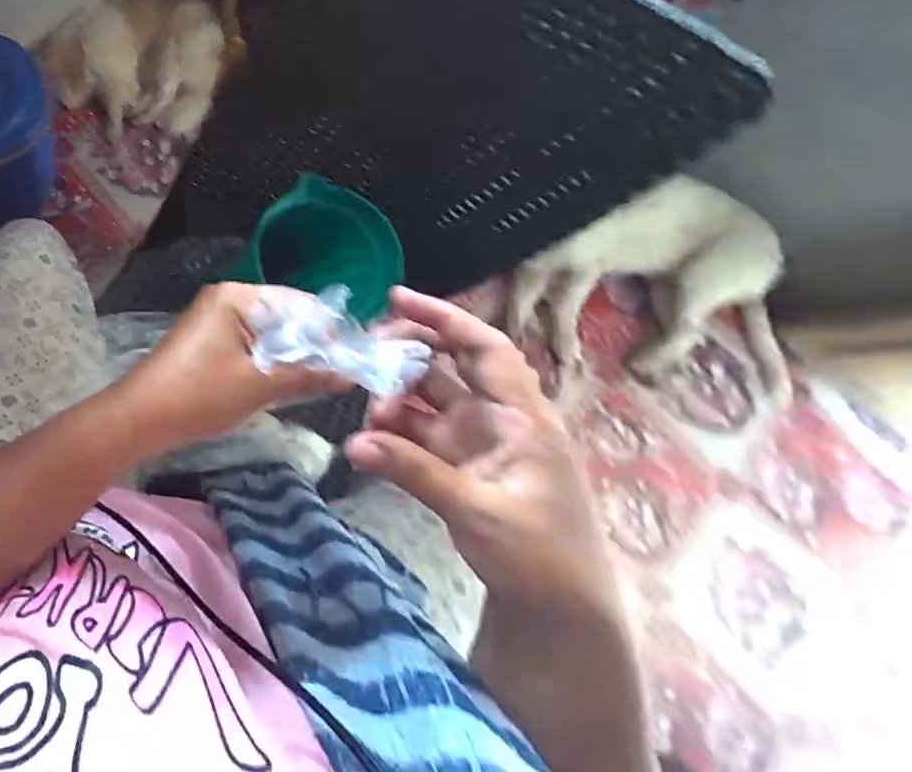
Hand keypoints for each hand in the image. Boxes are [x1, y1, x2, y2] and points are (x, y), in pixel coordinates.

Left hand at [116, 283, 348, 449]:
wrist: (140, 417)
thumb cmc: (199, 395)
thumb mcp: (259, 387)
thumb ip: (307, 376)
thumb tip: (349, 374)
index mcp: (238, 297)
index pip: (300, 303)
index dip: (330, 330)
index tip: (356, 359)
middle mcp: (227, 298)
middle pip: (285, 316)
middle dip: (312, 344)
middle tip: (343, 374)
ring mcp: (215, 318)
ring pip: (269, 333)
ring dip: (292, 355)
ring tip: (322, 381)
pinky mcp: (209, 340)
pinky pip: (251, 343)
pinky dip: (270, 360)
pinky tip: (288, 382)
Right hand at [343, 287, 620, 620]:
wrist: (558, 613)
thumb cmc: (540, 558)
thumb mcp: (478, 512)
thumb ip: (413, 471)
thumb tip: (353, 442)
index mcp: (522, 417)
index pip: (485, 348)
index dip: (444, 318)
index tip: (395, 299)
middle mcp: (498, 417)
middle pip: (450, 363)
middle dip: (407, 351)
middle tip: (365, 353)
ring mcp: (476, 439)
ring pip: (428, 395)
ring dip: (394, 395)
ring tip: (369, 413)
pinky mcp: (458, 461)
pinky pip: (418, 429)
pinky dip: (393, 428)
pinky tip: (372, 439)